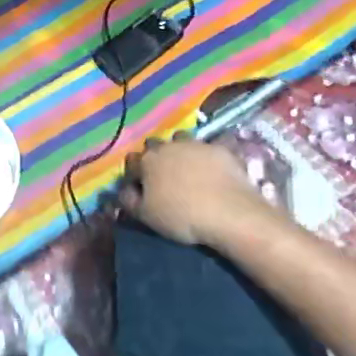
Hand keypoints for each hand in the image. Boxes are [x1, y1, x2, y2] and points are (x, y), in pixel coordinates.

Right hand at [117, 132, 284, 246]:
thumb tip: (124, 190)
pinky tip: (214, 169)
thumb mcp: (146, 216)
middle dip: (156, 155)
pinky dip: (208, 155)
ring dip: (181, 149)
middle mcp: (168, 146)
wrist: (231, 214)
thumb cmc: (182, 216)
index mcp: (147, 160)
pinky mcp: (221, 149)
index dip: (134, 172)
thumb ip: (129, 200)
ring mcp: (196, 144)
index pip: (132, 160)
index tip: (140, 185)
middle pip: (155, 144)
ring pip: (182, 139)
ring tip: (189, 167)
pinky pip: (210, 147)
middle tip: (164, 175)